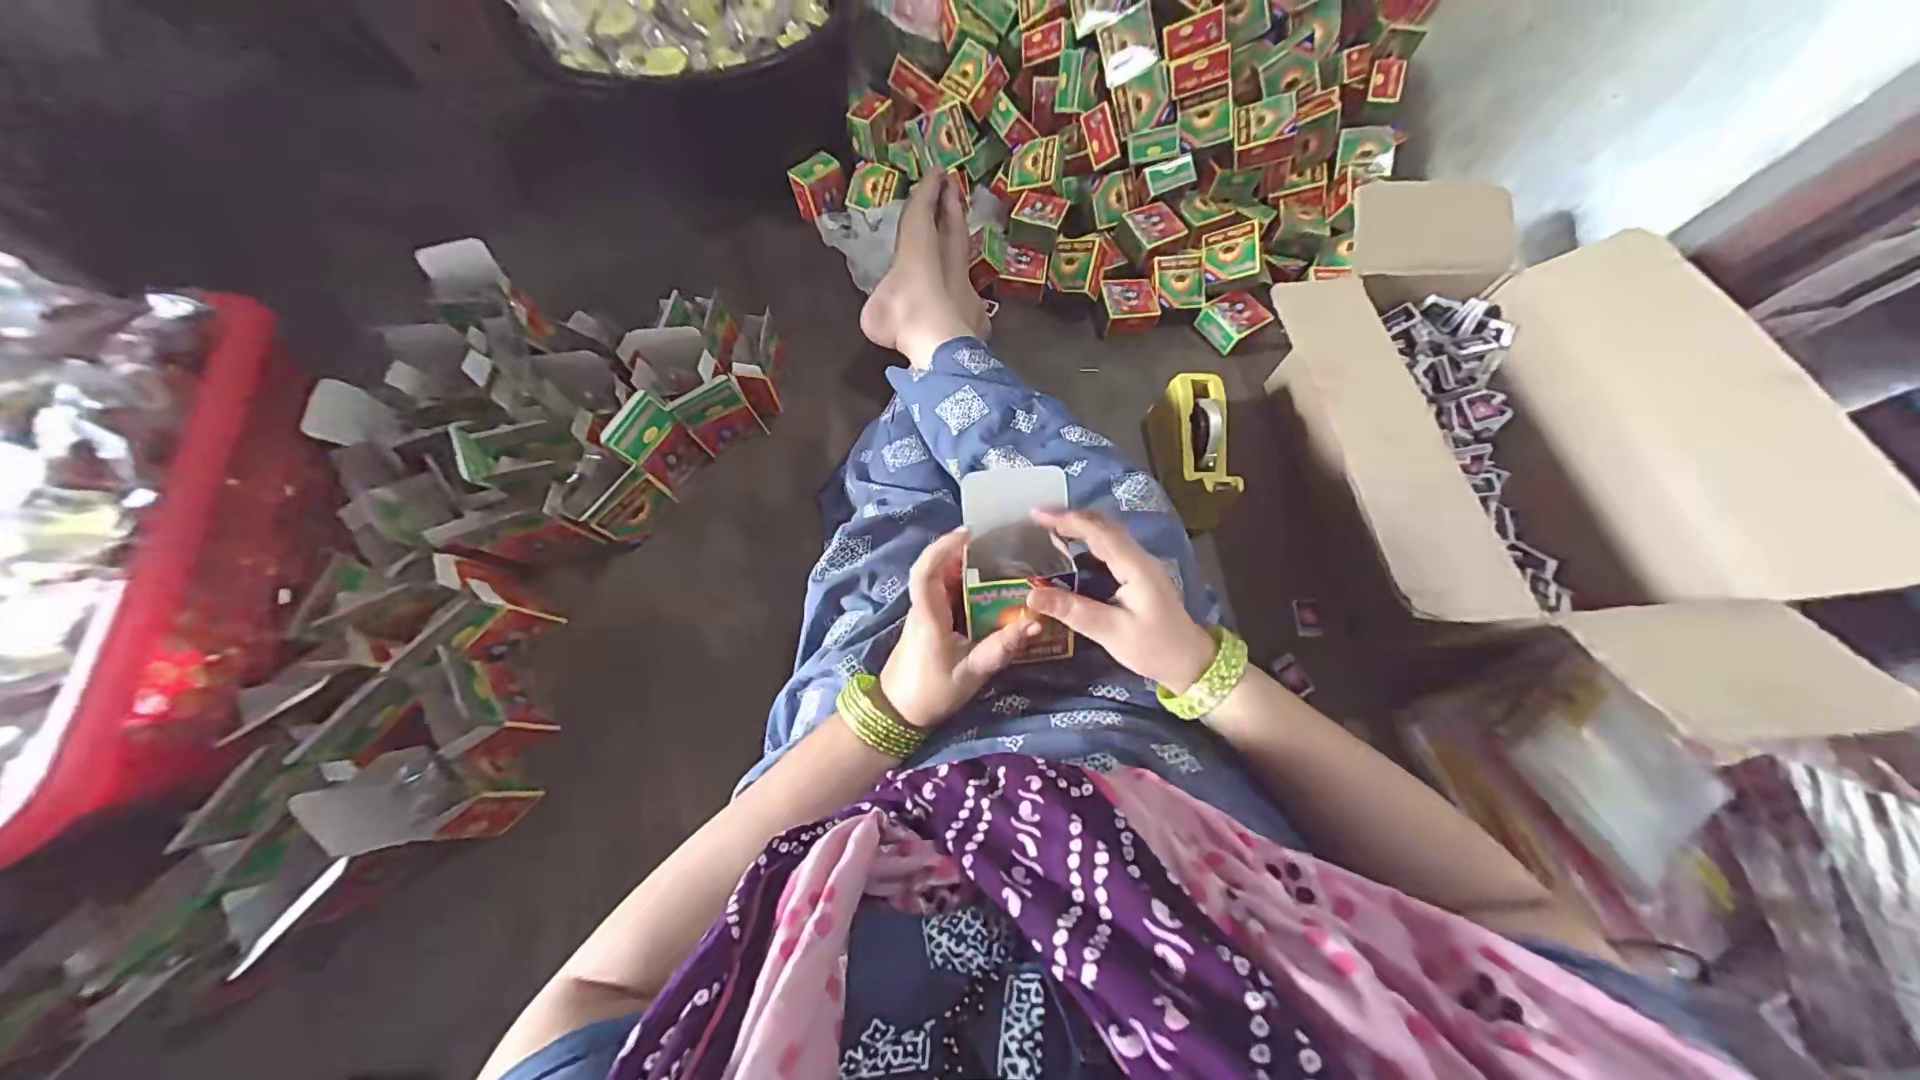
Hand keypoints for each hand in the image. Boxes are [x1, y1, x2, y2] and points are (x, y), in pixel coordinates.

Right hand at [858, 172, 989, 367]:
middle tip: (953, 187)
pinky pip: (969, 300)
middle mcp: (947, 264)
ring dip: (959, 247)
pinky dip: (963, 297)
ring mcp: (967, 291)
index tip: (936, 174)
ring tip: (956, 237)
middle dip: (951, 206)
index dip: (928, 194)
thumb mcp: (877, 312)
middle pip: (953, 228)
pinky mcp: (978, 317)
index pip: (923, 215)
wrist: (939, 346)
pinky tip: (961, 304)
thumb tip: (891, 316)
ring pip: (964, 262)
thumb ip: (886, 306)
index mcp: (918, 250)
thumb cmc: (901, 318)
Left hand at [878, 527, 1035, 728]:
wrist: (898, 713)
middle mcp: (923, 607)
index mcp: (928, 614)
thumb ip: (1001, 646)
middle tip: (997, 544)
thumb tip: (1035, 622)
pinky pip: (945, 594)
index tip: (968, 533)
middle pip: (936, 568)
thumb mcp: (971, 672)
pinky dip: (964, 585)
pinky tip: (987, 589)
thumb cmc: (931, 692)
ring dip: (964, 568)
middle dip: (963, 552)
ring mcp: (924, 614)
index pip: (926, 570)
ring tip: (999, 561)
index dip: (943, 547)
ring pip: (941, 580)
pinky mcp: (929, 623)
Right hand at [1024, 510, 1216, 691]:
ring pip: (1108, 535)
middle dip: (1070, 517)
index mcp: (1135, 567)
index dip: (1066, 520)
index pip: (1098, 532)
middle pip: (1104, 526)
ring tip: (1049, 526)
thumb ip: (1072, 610)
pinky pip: (1110, 548)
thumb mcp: (1110, 632)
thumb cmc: (1154, 648)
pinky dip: (1087, 541)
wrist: (1191, 663)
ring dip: (1079, 526)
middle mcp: (1139, 559)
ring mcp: (1141, 566)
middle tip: (1038, 517)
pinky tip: (1071, 548)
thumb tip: (1032, 595)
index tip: (1037, 515)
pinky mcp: (1138, 575)